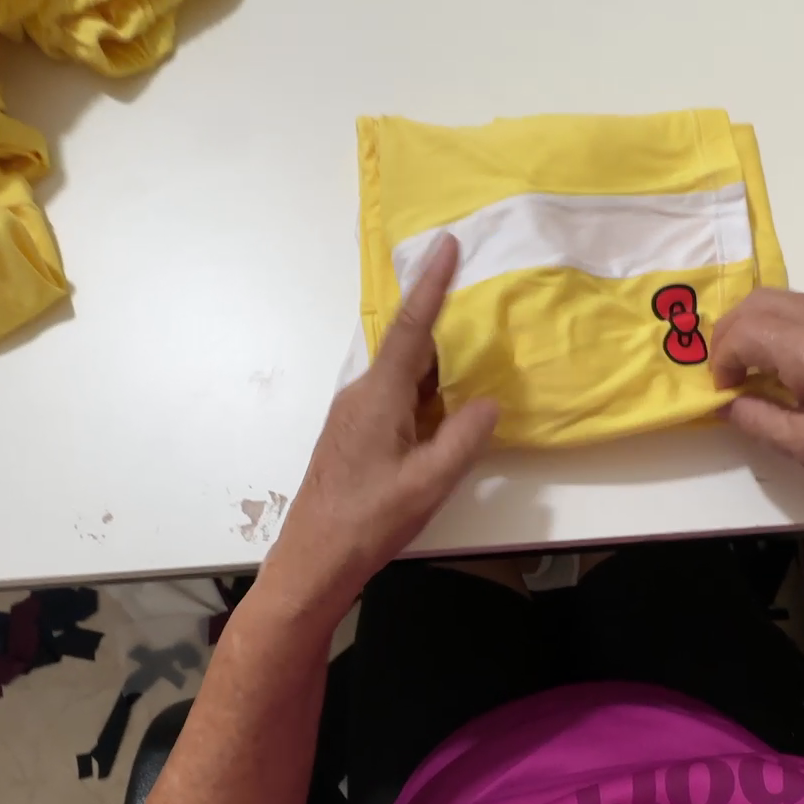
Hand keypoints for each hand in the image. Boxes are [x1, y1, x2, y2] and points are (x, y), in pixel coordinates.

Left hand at [264, 236, 498, 618]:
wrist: (315, 558)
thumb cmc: (370, 519)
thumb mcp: (429, 482)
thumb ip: (464, 438)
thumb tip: (489, 402)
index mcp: (379, 397)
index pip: (413, 329)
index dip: (431, 285)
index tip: (445, 244)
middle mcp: (361, 396)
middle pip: (409, 352)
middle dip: (445, 337)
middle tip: (483, 329)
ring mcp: (353, 416)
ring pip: (402, 381)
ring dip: (436, 378)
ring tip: (472, 383)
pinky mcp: (353, 437)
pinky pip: (394, 403)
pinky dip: (422, 402)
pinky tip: (441, 425)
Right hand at [712, 290, 803, 513]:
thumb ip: (756, 419)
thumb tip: (722, 401)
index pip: (744, 333)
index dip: (721, 361)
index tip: (724, 392)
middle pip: (758, 303)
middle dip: (729, 336)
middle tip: (728, 376)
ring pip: (782, 299)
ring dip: (753, 328)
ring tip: (752, 370)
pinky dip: (780, 327)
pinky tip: (785, 365)